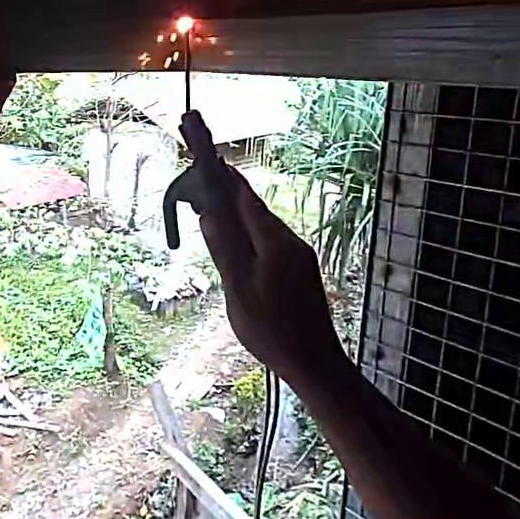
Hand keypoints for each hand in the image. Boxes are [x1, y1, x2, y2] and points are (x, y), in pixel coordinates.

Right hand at [177, 111, 349, 389]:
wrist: (315, 362)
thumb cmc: (272, 330)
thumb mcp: (238, 290)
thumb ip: (224, 249)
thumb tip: (207, 214)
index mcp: (274, 242)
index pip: (245, 199)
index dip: (225, 177)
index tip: (209, 157)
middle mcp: (290, 241)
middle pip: (254, 208)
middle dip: (229, 192)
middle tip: (204, 181)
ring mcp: (298, 254)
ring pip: (262, 224)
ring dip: (238, 213)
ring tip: (213, 209)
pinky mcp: (299, 267)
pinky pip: (270, 238)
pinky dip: (250, 231)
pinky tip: (237, 240)